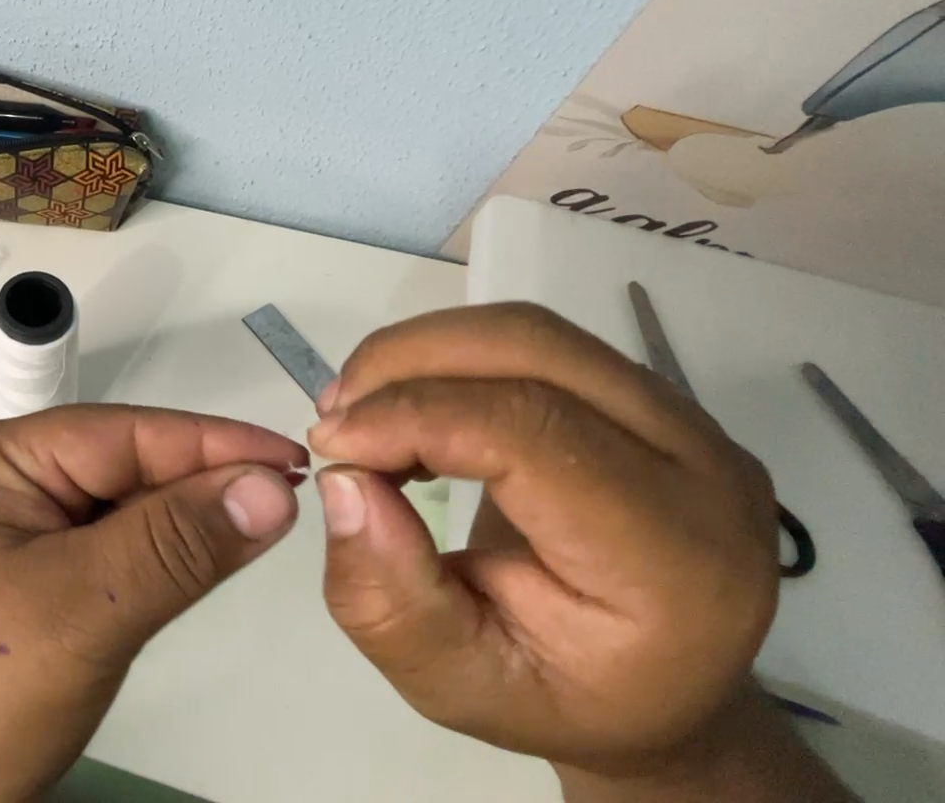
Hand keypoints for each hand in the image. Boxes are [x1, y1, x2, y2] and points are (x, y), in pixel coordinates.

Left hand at [0, 406, 306, 800]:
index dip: (212, 442)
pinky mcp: (39, 579)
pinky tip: (202, 560)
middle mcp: (11, 482)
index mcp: (1, 460)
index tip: (294, 459)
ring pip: (127, 509)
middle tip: (289, 500)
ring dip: (188, 519)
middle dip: (204, 481)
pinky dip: (164, 556)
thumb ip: (176, 543)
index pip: (125, 433)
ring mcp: (23, 532)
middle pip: (127, 465)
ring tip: (259, 526)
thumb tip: (269, 486)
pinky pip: (115, 551)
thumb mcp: (80, 607)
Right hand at [308, 304, 782, 777]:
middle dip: (405, 364)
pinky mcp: (641, 397)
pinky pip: (528, 341)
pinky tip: (404, 406)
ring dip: (418, 352)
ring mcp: (680, 420)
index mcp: (671, 557)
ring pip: (525, 330)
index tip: (327, 446)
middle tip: (333, 418)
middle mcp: (699, 466)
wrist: (650, 688)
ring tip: (359, 410)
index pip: (529, 431)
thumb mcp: (451, 681)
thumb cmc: (552, 695)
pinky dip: (444, 355)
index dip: (410, 418)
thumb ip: (389, 601)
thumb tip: (342, 481)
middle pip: (531, 349)